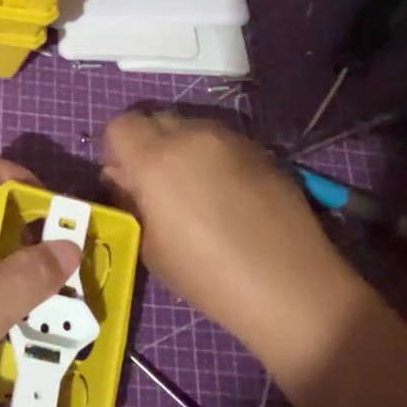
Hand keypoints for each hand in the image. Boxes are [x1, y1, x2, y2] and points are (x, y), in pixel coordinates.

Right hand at [101, 112, 369, 363]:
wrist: (290, 285)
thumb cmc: (207, 275)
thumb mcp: (149, 246)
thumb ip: (130, 201)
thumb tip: (123, 180)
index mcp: (156, 160)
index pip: (120, 127)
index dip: (116, 152)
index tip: (125, 181)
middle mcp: (192, 137)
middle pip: (155, 121)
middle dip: (148, 147)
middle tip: (156, 188)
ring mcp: (231, 140)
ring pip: (190, 128)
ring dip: (181, 151)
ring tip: (194, 193)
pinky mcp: (261, 151)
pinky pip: (221, 143)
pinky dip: (212, 159)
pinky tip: (226, 197)